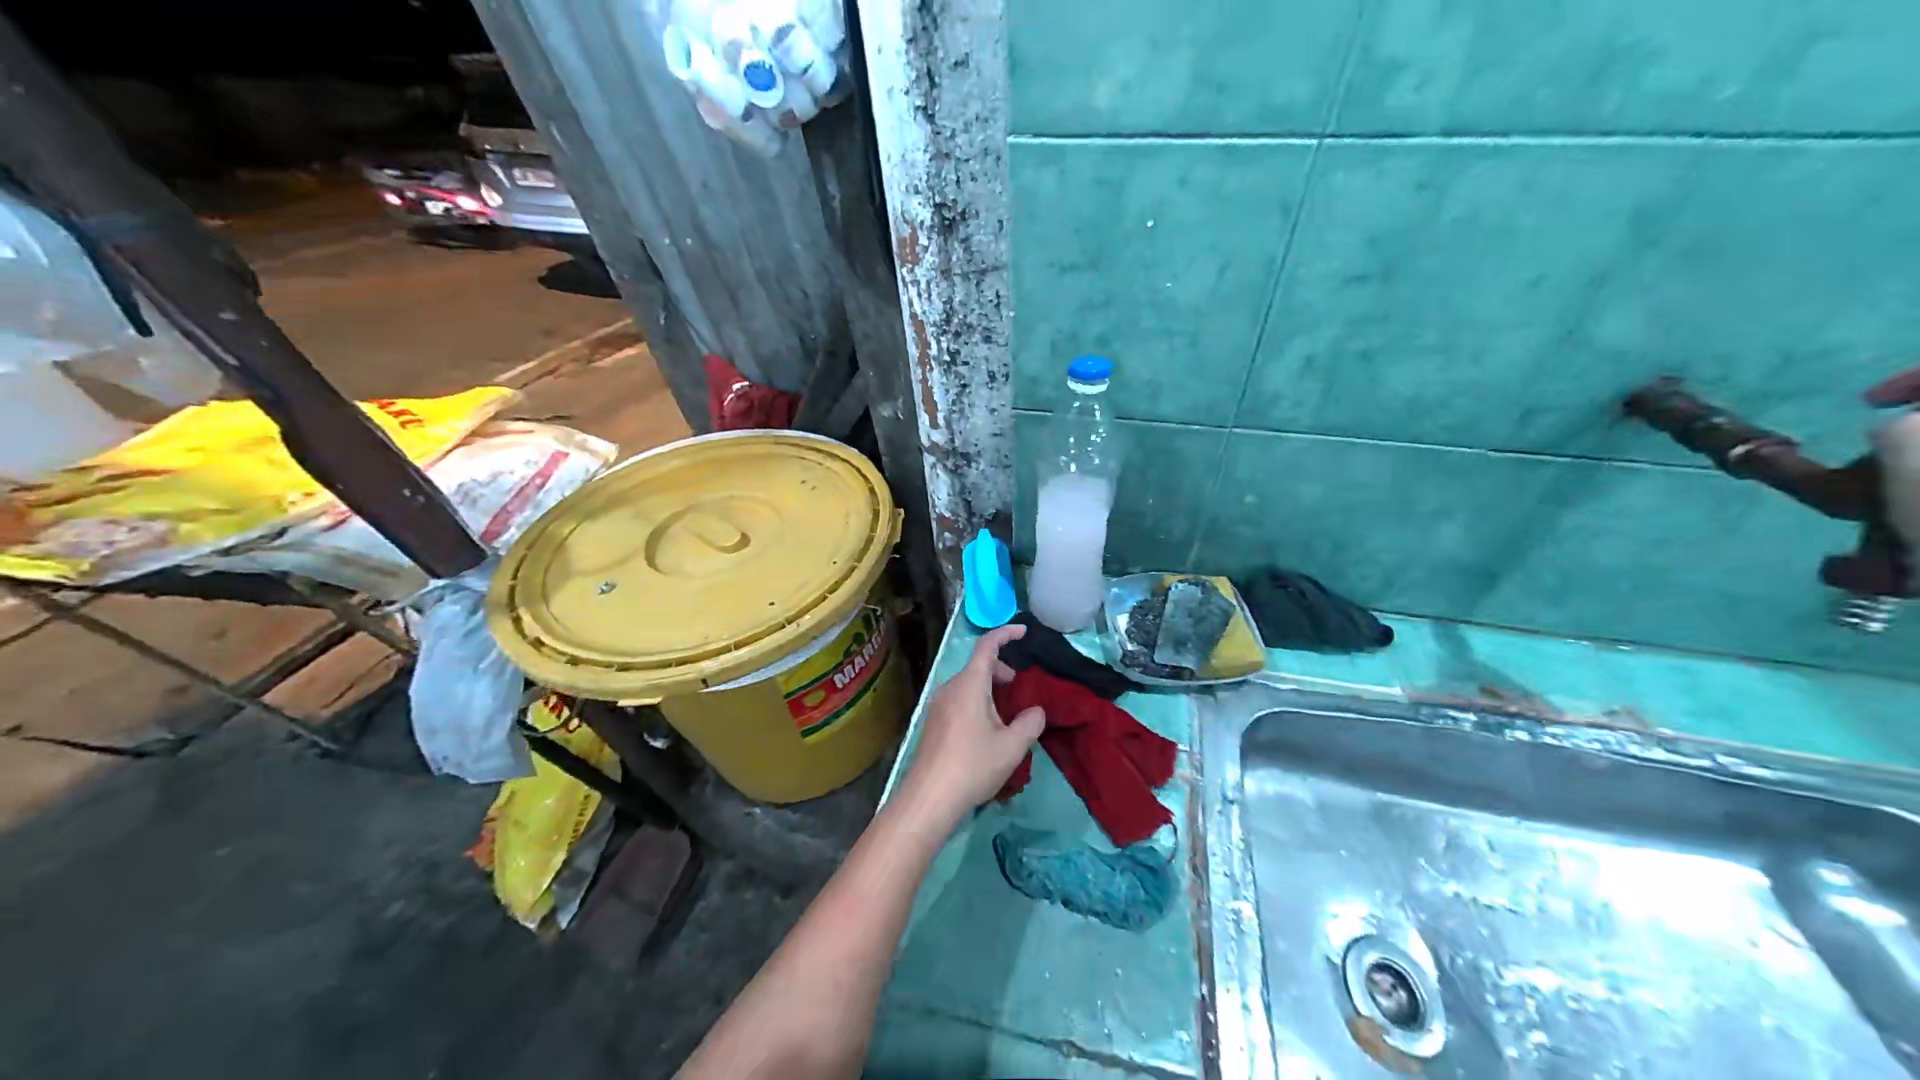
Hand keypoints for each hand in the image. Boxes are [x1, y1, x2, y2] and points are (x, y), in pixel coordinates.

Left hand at [896, 623, 1045, 826]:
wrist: (929, 798)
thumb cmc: (973, 766)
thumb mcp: (1012, 746)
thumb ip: (1030, 723)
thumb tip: (1035, 711)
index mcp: (970, 684)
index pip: (987, 646)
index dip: (1006, 634)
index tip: (1024, 632)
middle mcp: (950, 688)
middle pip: (978, 667)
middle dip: (1002, 671)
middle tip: (1019, 691)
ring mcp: (938, 705)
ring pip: (969, 686)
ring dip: (990, 692)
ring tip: (1007, 719)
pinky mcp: (933, 723)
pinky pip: (959, 701)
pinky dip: (978, 703)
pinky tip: (987, 733)